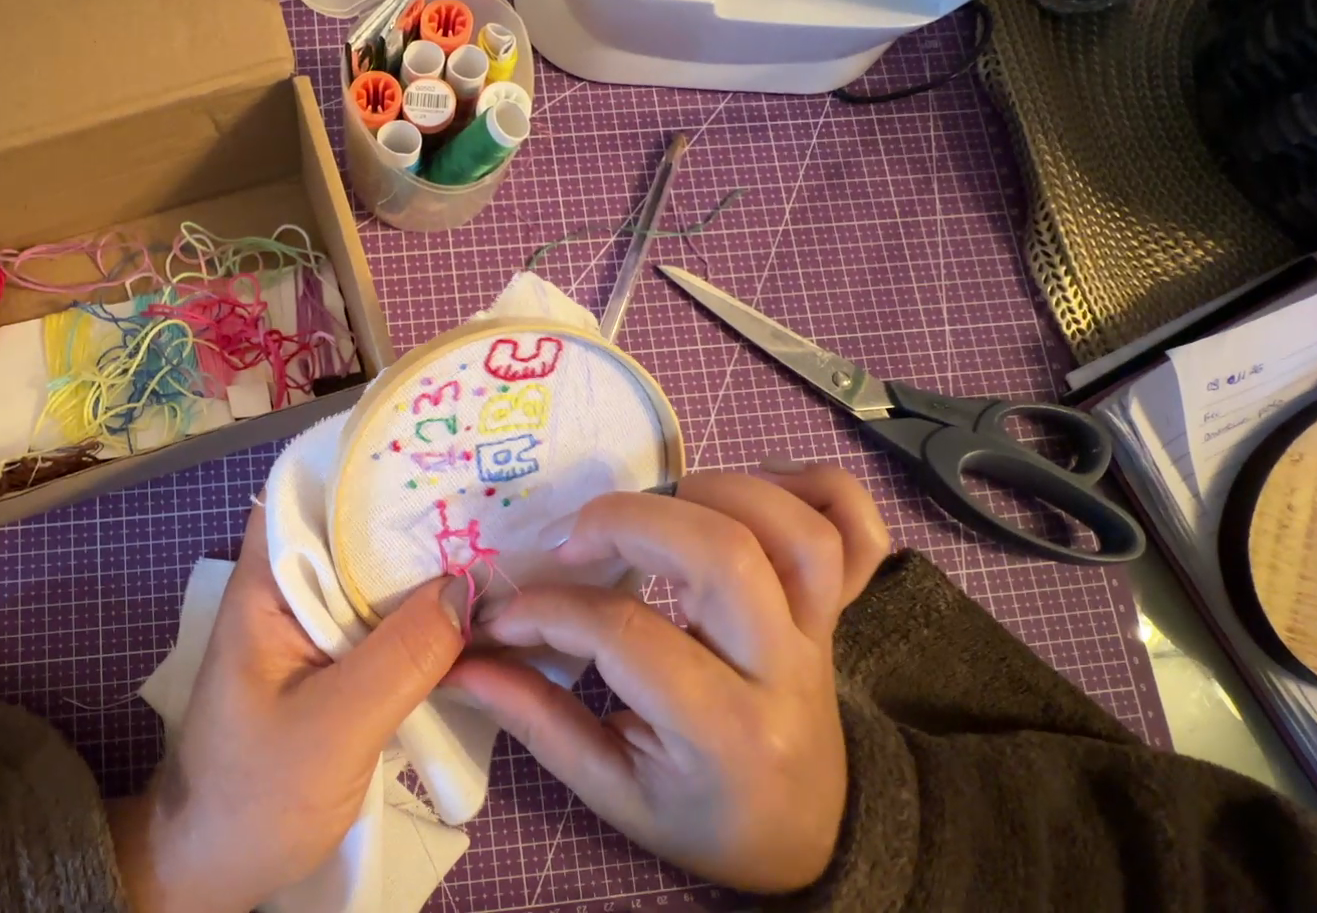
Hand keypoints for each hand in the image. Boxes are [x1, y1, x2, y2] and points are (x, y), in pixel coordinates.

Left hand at [108, 506, 468, 912]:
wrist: (213, 869)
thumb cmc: (257, 794)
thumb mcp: (335, 726)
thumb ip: (402, 655)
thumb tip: (466, 584)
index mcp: (267, 584)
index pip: (305, 492)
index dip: (363, 466)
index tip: (432, 452)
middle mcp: (289, 591)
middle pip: (350, 531)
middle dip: (413, 513)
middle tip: (489, 493)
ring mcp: (312, 629)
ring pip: (373, 577)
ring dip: (424, 567)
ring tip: (496, 540)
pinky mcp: (334, 664)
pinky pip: (384, 622)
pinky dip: (423, 615)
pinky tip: (472, 611)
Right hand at [446, 462, 891, 893]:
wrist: (808, 832)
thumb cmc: (703, 815)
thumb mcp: (613, 791)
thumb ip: (537, 722)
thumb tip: (460, 664)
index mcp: (725, 730)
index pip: (626, 636)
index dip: (549, 611)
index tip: (503, 612)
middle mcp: (783, 669)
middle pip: (721, 553)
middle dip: (627, 521)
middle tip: (574, 538)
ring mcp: (821, 632)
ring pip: (793, 529)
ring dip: (715, 490)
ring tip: (655, 504)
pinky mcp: (837, 608)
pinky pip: (856, 526)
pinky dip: (810, 485)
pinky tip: (750, 486)